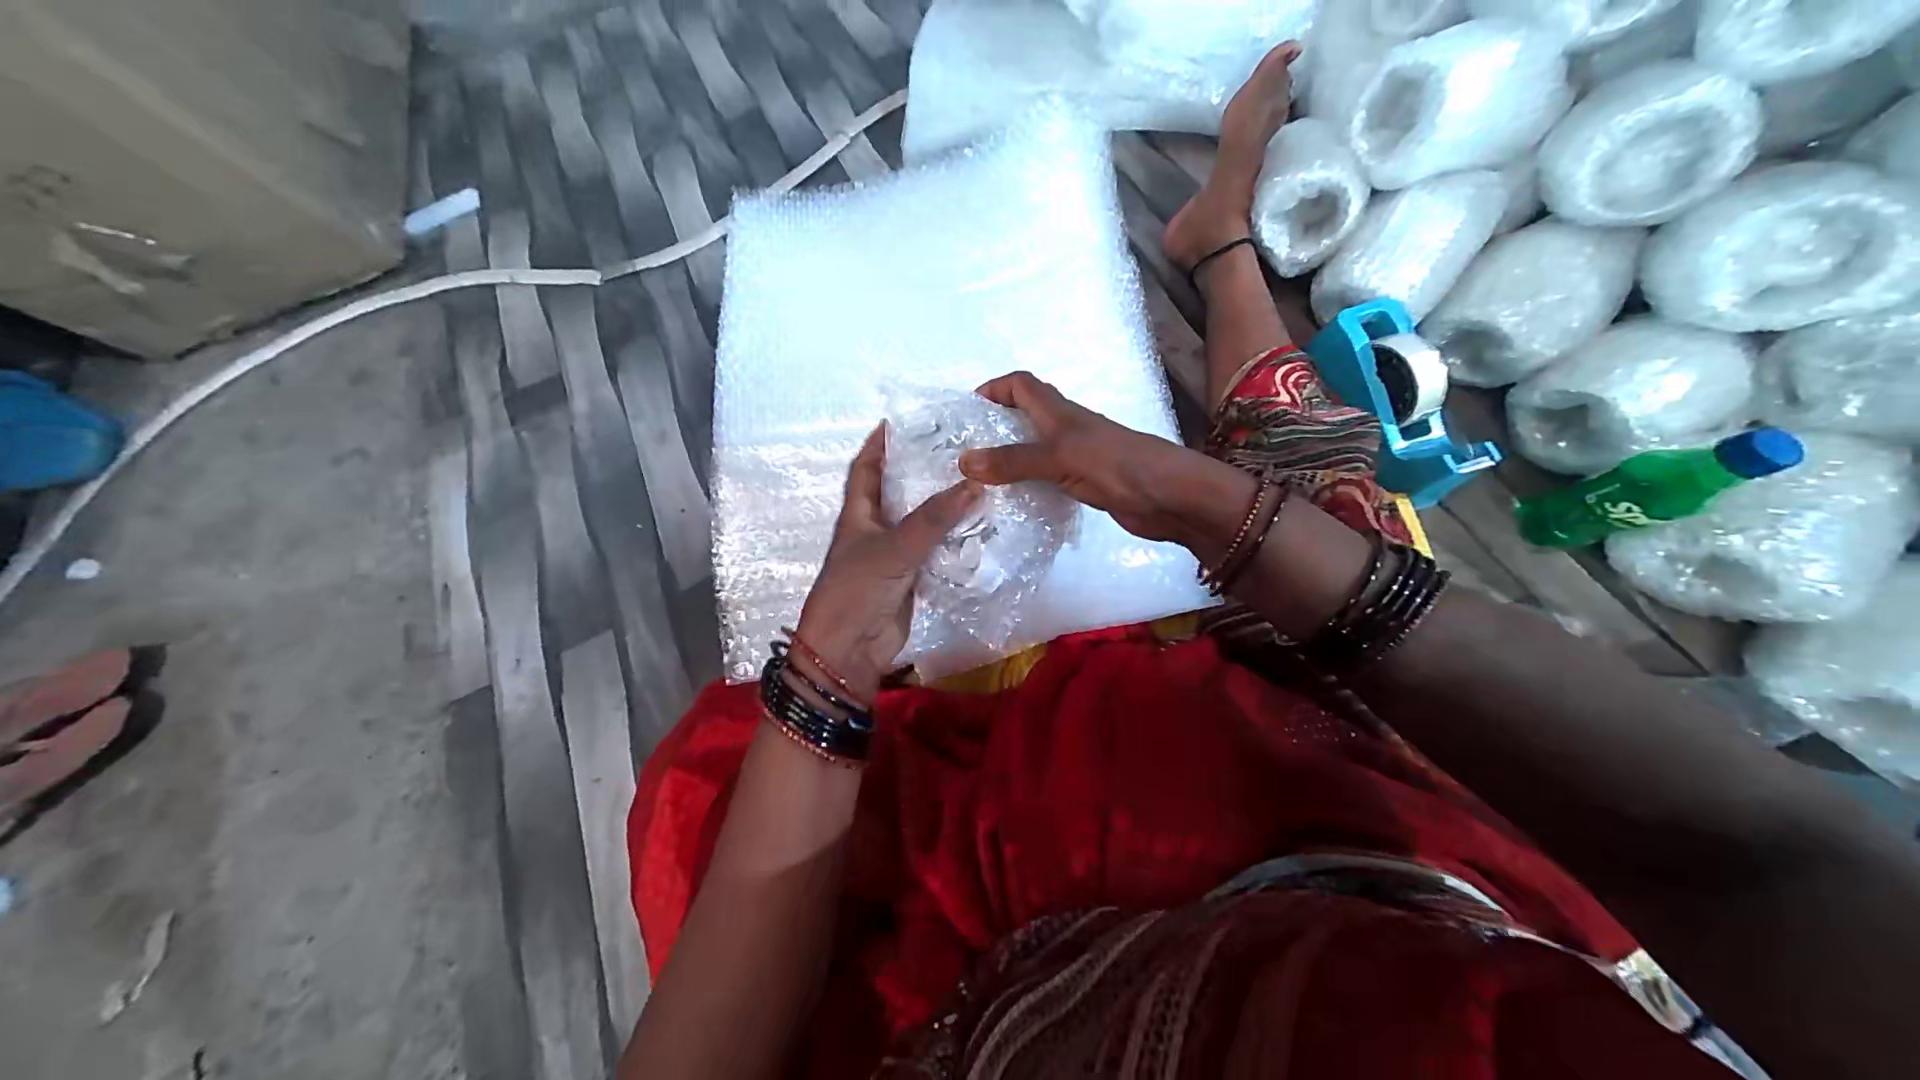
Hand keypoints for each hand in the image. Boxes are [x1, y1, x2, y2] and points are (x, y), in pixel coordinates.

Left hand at [794, 424, 982, 700]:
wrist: (849, 650)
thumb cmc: (857, 590)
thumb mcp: (893, 548)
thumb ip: (933, 519)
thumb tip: (974, 484)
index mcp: (858, 514)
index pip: (866, 468)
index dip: (880, 443)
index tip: (903, 420)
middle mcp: (875, 529)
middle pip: (899, 491)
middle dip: (923, 470)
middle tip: (958, 449)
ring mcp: (894, 555)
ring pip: (922, 522)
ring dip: (945, 506)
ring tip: (978, 481)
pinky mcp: (911, 579)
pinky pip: (935, 551)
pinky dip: (954, 539)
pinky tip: (981, 527)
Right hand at [957, 371, 1254, 550]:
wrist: (1173, 498)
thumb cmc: (1120, 466)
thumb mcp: (1061, 458)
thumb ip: (1014, 460)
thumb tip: (964, 461)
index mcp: (1061, 413)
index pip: (1022, 385)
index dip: (995, 388)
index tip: (967, 409)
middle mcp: (1067, 430)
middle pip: (1026, 416)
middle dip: (995, 425)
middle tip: (965, 450)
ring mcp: (1078, 458)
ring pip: (1035, 450)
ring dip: (1009, 458)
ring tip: (978, 480)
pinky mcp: (1087, 485)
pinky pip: (1047, 479)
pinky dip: (1027, 485)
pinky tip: (1013, 503)